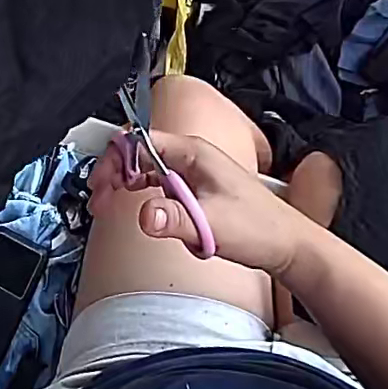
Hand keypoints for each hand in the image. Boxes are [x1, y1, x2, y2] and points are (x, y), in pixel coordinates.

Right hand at [90, 129, 313, 274]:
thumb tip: (145, 215)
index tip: (103, 184)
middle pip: (139, 153)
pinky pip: (159, 186)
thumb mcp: (212, 224)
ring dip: (125, 184)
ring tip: (109, 204)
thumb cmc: (260, 228)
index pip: (141, 142)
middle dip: (114, 173)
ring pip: (146, 169)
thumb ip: (176, 220)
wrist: (287, 246)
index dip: (116, 160)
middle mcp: (192, 158)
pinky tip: (142, 211)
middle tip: (100, 198)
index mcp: (194, 153)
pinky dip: (142, 195)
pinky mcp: (195, 191)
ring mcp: (193, 174)